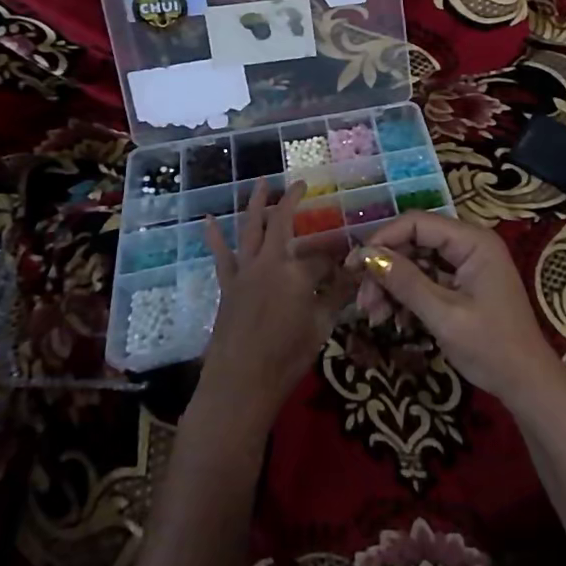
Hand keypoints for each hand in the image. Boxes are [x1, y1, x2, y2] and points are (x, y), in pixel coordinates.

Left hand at [195, 180, 347, 425]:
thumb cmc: (286, 358)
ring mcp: (245, 271)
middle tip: (300, 184)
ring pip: (250, 229)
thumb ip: (337, 297)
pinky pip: (221, 255)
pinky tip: (208, 218)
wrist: (240, 381)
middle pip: (281, 223)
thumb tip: (356, 275)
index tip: (349, 260)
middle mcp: (269, 262)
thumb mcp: (320, 328)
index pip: (323, 258)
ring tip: (260, 183)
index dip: (337, 259)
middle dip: (291, 200)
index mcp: (296, 273)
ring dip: (255, 204)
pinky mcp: (228, 284)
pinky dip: (214, 236)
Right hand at [346, 212, 560, 403]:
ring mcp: (465, 265)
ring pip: (414, 262)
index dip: (382, 240)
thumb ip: (405, 282)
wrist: (527, 385)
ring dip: (391, 287)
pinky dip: (405, 298)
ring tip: (375, 317)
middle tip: (363, 301)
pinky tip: (394, 321)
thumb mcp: (443, 315)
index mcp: (473, 242)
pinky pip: (424, 280)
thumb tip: (366, 256)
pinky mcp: (460, 285)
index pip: (416, 223)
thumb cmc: (491, 347)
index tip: (355, 266)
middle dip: (385, 270)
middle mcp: (469, 245)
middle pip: (412, 242)